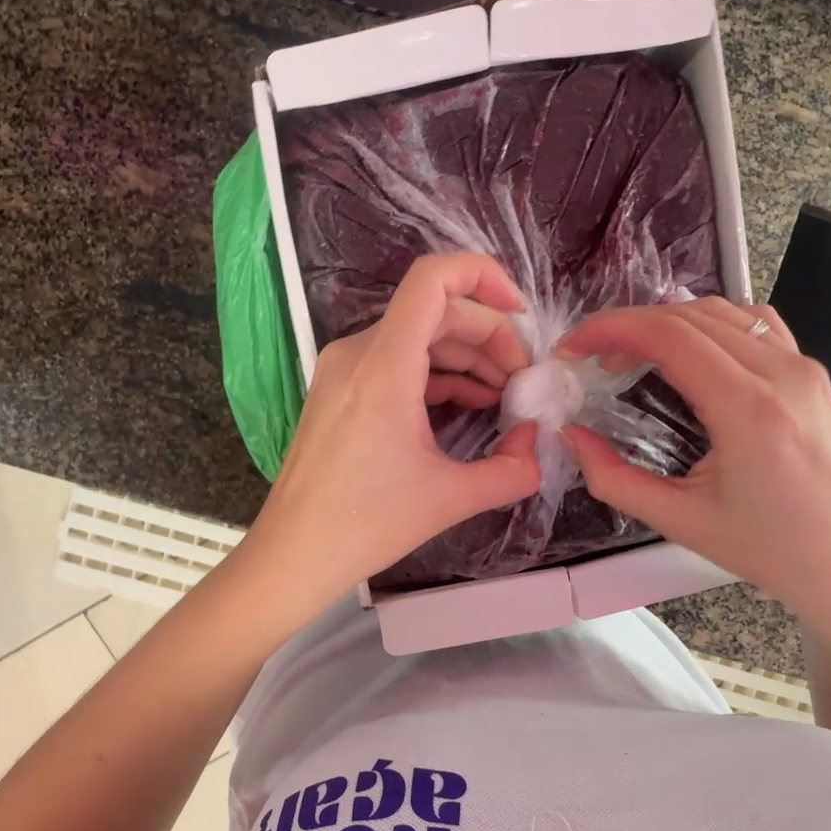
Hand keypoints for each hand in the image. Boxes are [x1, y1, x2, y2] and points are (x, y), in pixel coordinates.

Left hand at [247, 253, 541, 598]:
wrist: (294, 553)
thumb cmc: (366, 525)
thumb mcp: (450, 498)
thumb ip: (512, 469)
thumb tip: (537, 444)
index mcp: (383, 366)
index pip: (433, 280)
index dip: (485, 278)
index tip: (522, 314)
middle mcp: (358, 353)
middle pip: (435, 311)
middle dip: (489, 337)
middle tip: (522, 380)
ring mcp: (342, 370)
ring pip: (416, 337)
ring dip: (465, 358)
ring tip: (502, 398)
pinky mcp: (337, 392)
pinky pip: (395, 363)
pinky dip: (435, 376)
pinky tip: (466, 407)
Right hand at [555, 297, 830, 619]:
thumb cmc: (764, 547)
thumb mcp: (676, 519)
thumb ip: (613, 478)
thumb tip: (571, 437)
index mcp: (750, 411)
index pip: (670, 337)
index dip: (612, 330)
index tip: (574, 345)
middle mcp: (782, 376)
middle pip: (690, 316)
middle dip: (629, 325)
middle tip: (591, 355)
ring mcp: (802, 369)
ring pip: (722, 311)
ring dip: (665, 322)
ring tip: (629, 354)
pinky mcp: (808, 373)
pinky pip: (753, 324)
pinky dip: (707, 325)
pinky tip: (685, 351)